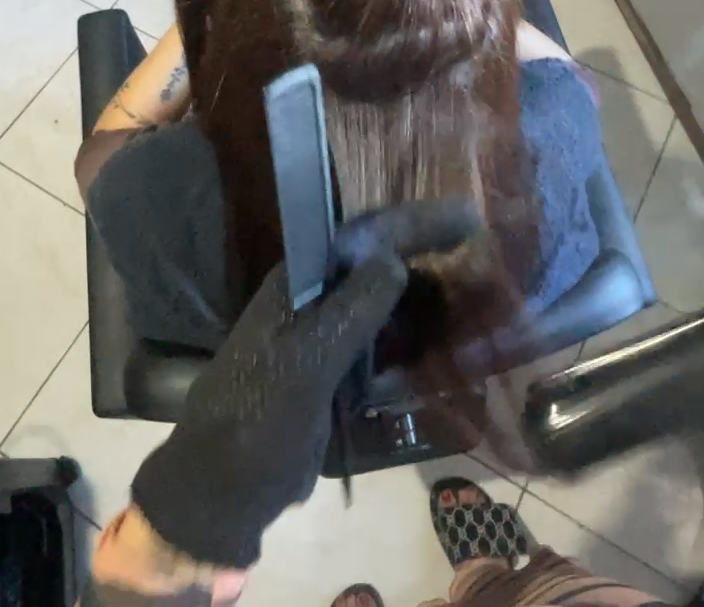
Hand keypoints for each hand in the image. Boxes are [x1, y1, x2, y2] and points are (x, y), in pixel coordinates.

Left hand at [131, 201, 480, 567]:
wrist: (226, 485)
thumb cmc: (259, 413)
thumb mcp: (308, 357)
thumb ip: (353, 307)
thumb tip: (395, 258)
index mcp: (300, 281)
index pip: (363, 235)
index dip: (413, 222)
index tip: (467, 217)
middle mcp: (313, 300)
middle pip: (377, 266)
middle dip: (424, 257)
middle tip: (478, 252)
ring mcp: (324, 338)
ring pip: (382, 308)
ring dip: (423, 304)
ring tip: (473, 300)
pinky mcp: (333, 375)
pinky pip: (380, 350)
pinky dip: (410, 349)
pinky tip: (443, 354)